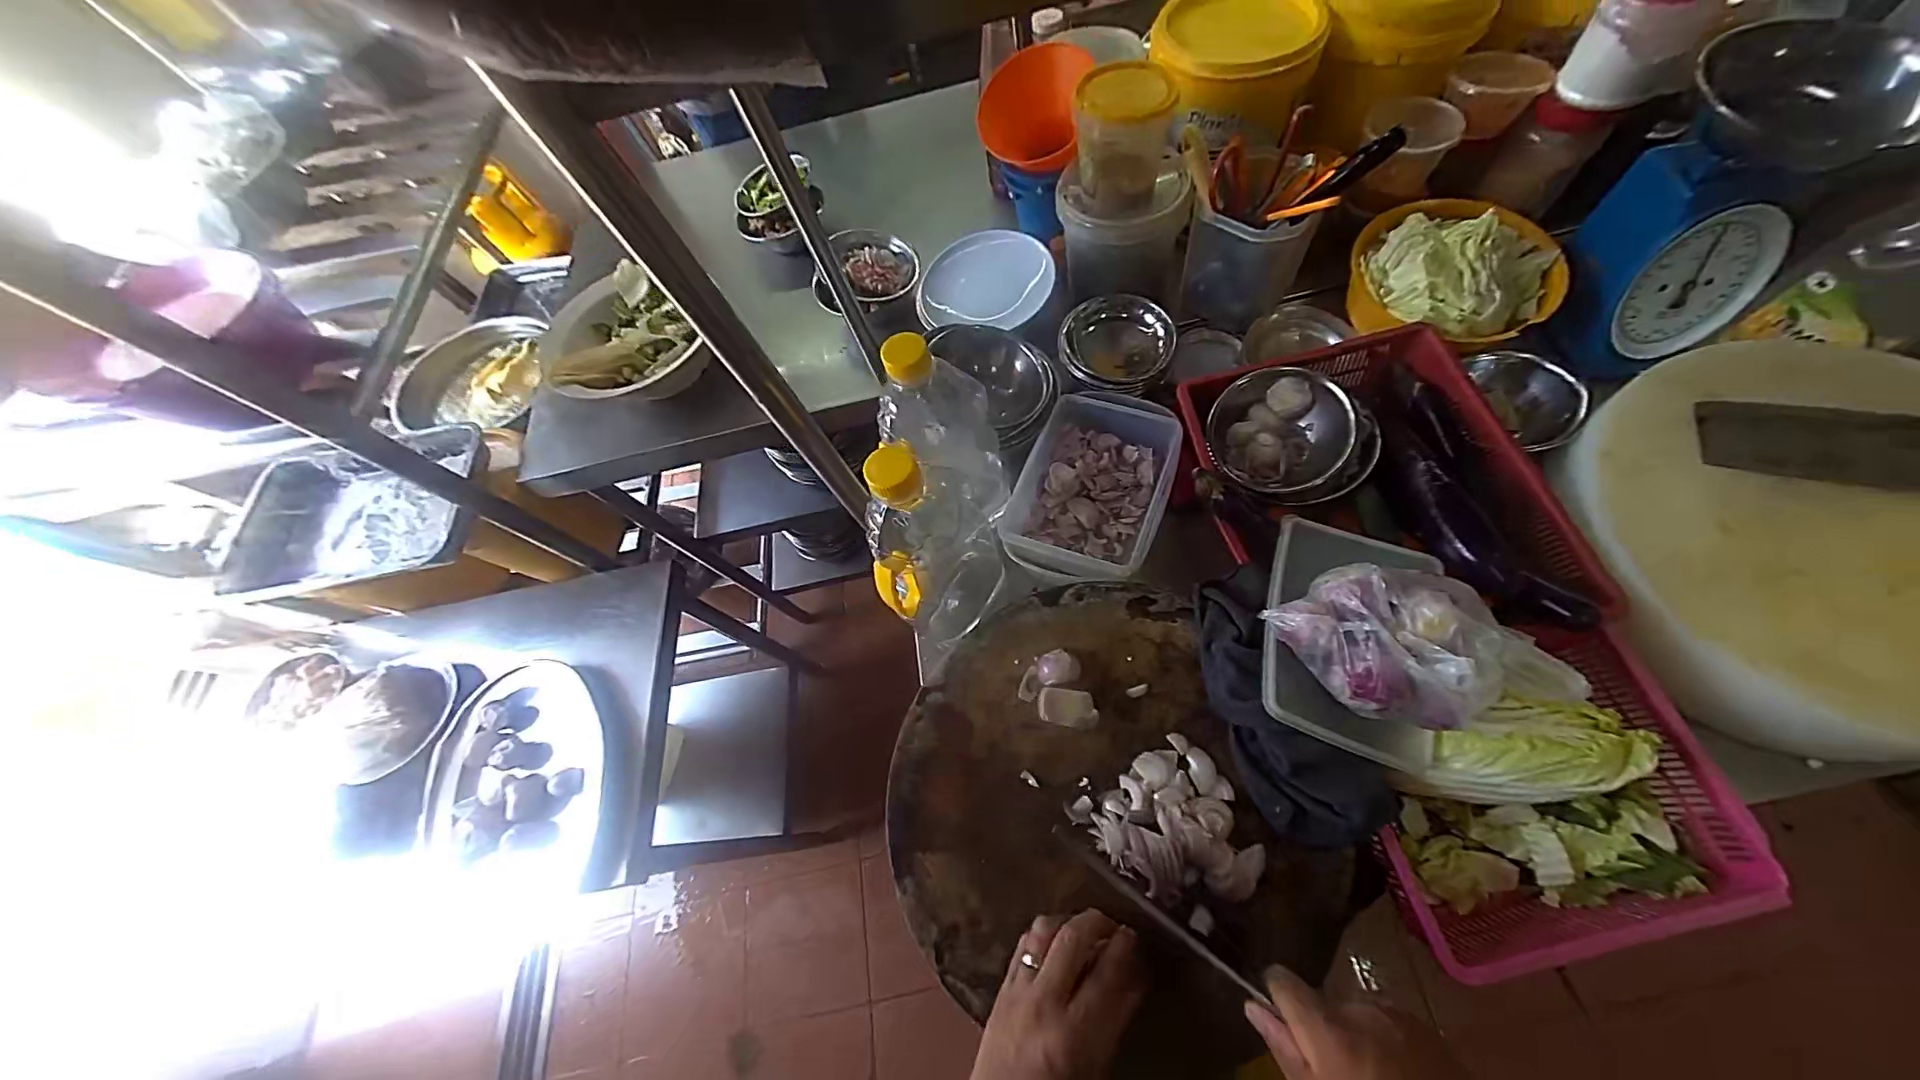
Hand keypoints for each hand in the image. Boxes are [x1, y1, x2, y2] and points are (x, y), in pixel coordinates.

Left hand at [970, 909, 1147, 1079]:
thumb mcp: (1097, 1067)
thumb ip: (1117, 1019)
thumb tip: (1137, 975)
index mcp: (1073, 1033)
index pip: (1107, 973)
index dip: (1126, 947)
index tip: (1135, 936)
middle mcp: (1043, 1004)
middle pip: (1073, 938)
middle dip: (1098, 921)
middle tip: (1115, 924)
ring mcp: (1018, 991)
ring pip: (1043, 930)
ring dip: (1069, 921)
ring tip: (1086, 928)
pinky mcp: (1001, 987)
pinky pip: (1023, 943)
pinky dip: (1043, 933)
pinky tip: (1056, 939)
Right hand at [1243, 964, 1466, 1079]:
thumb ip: (1285, 1051)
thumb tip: (1254, 1006)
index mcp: (1327, 1028)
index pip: (1281, 979)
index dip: (1276, 997)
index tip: (1283, 1024)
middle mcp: (1357, 1008)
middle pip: (1322, 1003)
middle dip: (1324, 1030)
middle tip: (1340, 1075)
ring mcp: (1396, 1015)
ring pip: (1357, 1014)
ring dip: (1358, 1038)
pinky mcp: (1427, 1029)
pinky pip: (1390, 1025)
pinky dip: (1388, 1044)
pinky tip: (1403, 1079)